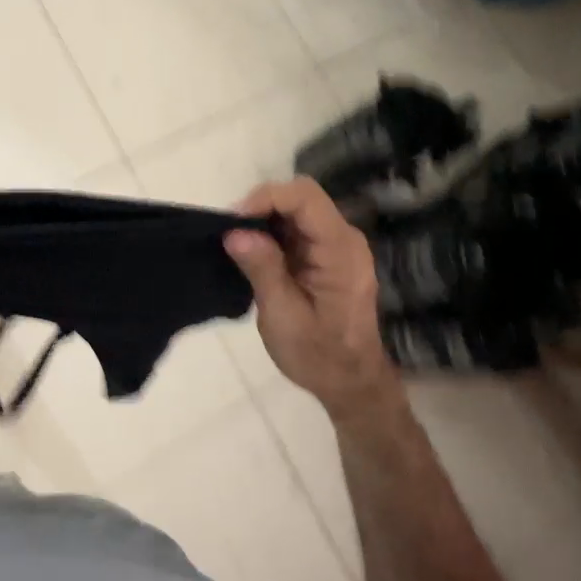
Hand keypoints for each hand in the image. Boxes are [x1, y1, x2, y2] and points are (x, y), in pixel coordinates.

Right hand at [224, 177, 401, 419]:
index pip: (305, 198)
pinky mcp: (326, 254)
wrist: (351, 383)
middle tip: (230, 234)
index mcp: (340, 251)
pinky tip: (253, 253)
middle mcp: (344, 238)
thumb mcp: (284, 318)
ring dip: (264, 219)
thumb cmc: (319, 356)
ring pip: (296, 209)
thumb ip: (263, 270)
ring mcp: (337, 245)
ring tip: (236, 244)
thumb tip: (234, 231)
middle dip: (261, 206)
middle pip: (301, 197)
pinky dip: (271, 232)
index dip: (266, 197)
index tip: (233, 222)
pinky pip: (297, 227)